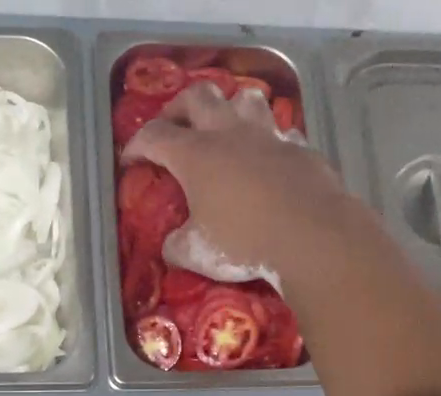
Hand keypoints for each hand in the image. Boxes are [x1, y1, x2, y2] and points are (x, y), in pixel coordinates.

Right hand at [119, 83, 355, 283]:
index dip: (137, 144)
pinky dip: (266, 140)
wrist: (310, 234)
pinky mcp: (298, 147)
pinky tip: (266, 157)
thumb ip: (177, 245)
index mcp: (195, 155)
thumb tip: (172, 244)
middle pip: (197, 96)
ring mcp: (267, 135)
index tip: (130, 159)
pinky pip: (278, 132)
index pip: (154, 136)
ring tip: (224, 128)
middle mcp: (228, 133)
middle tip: (173, 126)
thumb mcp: (196, 254)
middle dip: (178, 108)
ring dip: (228, 108)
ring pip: (244, 98)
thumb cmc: (243, 242)